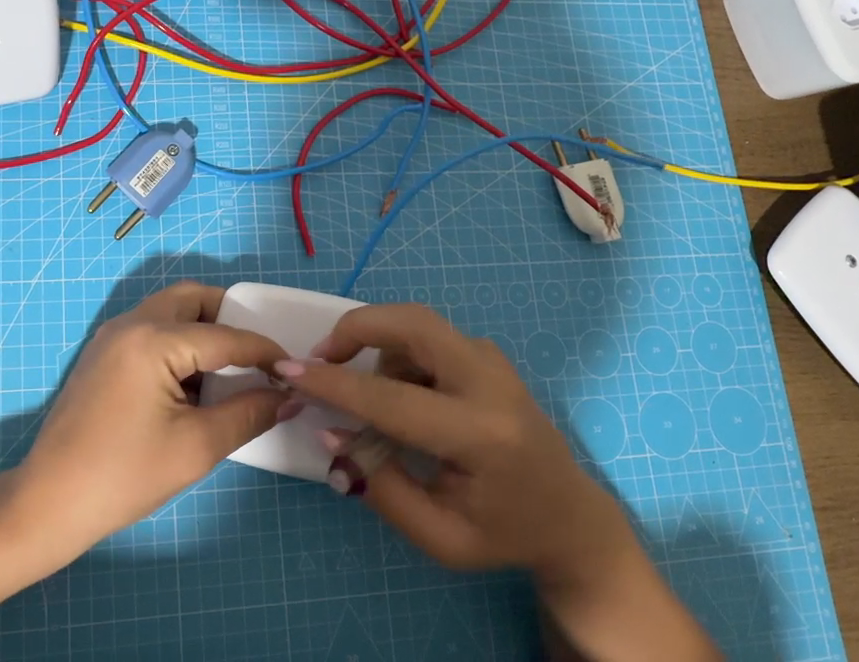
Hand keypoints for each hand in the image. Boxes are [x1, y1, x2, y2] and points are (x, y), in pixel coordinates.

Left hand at [20, 282, 291, 546]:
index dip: (264, 352)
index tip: (294, 370)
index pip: (224, 335)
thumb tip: (288, 396)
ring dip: (202, 331)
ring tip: (232, 372)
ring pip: (168, 312)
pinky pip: (150, 332)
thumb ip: (249, 413)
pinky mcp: (102, 356)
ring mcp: (110, 338)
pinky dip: (178, 345)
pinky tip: (195, 385)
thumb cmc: (126, 474)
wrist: (51, 501)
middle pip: (191, 300)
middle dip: (230, 319)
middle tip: (258, 356)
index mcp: (152, 339)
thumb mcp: (198, 446)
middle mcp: (129, 324)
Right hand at [275, 304, 634, 587]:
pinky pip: (428, 336)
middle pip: (412, 323)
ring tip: (368, 399)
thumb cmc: (503, 533)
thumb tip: (330, 432)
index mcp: (481, 434)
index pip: (391, 397)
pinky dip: (398, 351)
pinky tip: (400, 395)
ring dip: (377, 346)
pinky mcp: (489, 356)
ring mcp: (494, 362)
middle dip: (356, 327)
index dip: (333, 384)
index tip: (288, 372)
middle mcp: (490, 383)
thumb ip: (381, 486)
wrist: (571, 518)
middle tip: (321, 357)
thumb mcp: (438, 536)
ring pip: (417, 325)